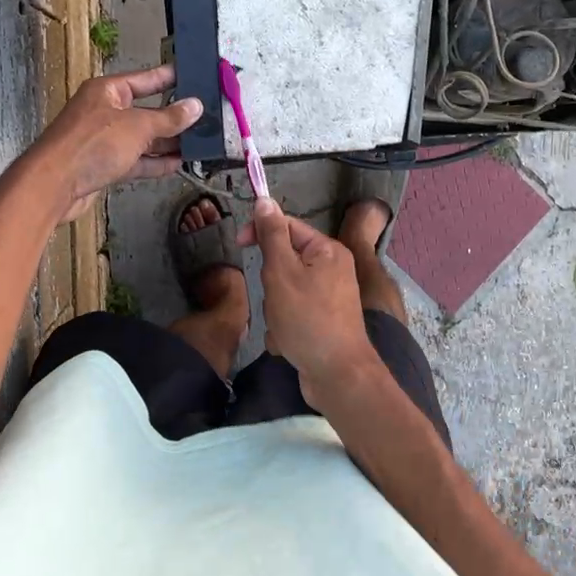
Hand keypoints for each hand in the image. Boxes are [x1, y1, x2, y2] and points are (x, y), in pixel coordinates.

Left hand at [26, 65, 201, 222]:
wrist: (53, 185)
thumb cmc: (93, 144)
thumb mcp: (137, 126)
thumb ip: (168, 118)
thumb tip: (195, 106)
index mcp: (108, 91)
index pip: (146, 79)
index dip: (171, 77)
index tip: (195, 75)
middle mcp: (105, 111)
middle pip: (146, 110)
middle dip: (173, 116)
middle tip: (206, 115)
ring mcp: (104, 140)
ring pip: (142, 138)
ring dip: (167, 142)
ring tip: (199, 142)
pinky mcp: (104, 165)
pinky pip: (135, 160)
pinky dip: (154, 162)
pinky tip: (178, 164)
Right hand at [240, 197, 380, 407]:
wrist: (337, 375)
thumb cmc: (307, 319)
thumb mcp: (282, 272)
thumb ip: (272, 236)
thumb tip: (264, 201)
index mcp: (327, 250)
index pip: (287, 226)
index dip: (260, 231)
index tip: (238, 244)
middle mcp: (333, 268)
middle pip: (285, 261)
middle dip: (270, 282)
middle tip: (273, 298)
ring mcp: (330, 297)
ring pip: (286, 290)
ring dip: (275, 308)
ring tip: (281, 324)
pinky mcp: (325, 321)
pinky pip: (294, 313)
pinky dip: (284, 326)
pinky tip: (287, 342)